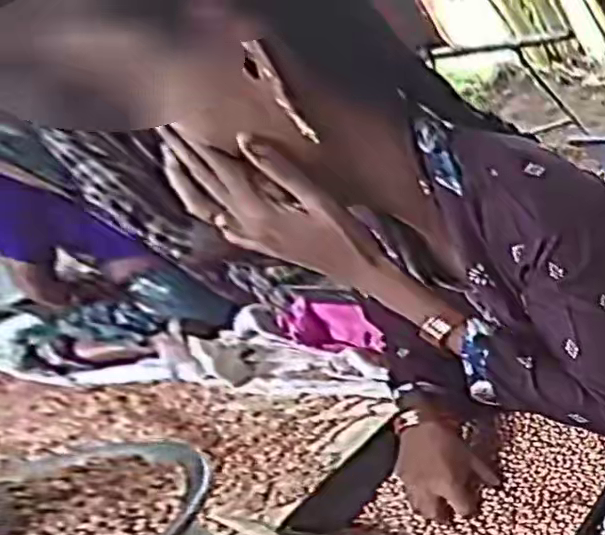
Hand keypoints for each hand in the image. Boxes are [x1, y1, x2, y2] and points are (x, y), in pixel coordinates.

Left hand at [158, 127, 385, 285]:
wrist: (367, 274)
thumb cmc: (352, 240)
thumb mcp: (323, 203)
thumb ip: (283, 172)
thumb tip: (245, 139)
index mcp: (258, 209)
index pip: (217, 164)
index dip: (195, 136)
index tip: (173, 112)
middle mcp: (245, 221)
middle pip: (203, 178)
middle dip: (181, 149)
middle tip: (159, 121)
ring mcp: (251, 236)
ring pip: (201, 201)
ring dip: (182, 177)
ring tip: (171, 156)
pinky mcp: (261, 246)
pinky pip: (222, 225)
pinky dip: (207, 210)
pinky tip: (207, 203)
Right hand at [395, 416, 499, 521]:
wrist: (421, 427)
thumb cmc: (450, 443)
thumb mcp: (472, 459)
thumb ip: (485, 474)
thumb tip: (496, 484)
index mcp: (449, 486)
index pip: (462, 510)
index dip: (468, 511)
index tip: (471, 509)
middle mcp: (429, 490)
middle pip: (435, 515)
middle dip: (444, 517)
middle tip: (450, 516)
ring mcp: (413, 485)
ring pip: (418, 509)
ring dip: (428, 511)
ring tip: (436, 509)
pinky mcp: (401, 478)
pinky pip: (408, 496)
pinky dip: (417, 499)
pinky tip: (424, 496)